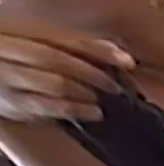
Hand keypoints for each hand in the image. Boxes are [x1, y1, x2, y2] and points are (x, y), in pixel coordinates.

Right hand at [0, 16, 132, 123]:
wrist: (3, 88)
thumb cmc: (32, 66)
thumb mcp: (50, 51)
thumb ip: (82, 49)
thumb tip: (125, 59)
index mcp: (8, 29)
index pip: (54, 34)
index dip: (94, 49)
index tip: (126, 62)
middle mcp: (0, 47)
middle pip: (50, 58)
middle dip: (90, 73)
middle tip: (114, 87)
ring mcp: (3, 74)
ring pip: (54, 83)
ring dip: (85, 92)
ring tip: (97, 98)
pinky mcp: (14, 101)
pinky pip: (52, 106)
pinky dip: (80, 110)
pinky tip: (96, 113)